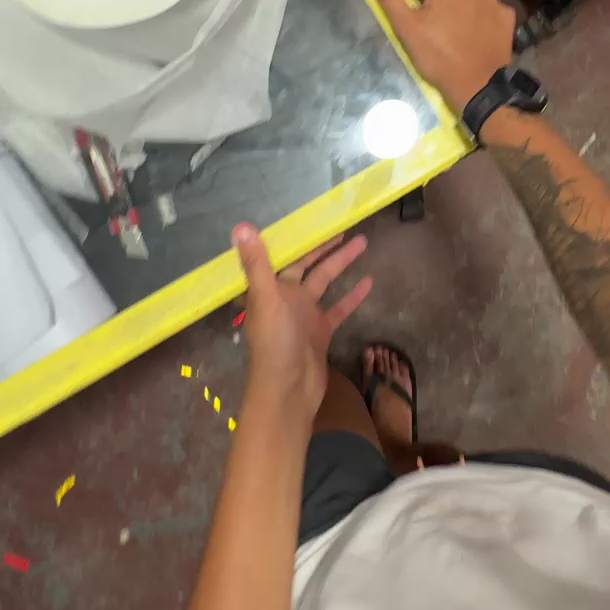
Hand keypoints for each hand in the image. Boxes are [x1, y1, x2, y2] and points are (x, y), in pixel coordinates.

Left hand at [232, 224, 371, 420]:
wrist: (288, 391)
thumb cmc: (274, 344)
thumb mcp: (266, 299)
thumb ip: (256, 263)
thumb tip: (240, 227)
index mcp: (271, 289)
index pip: (286, 255)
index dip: (299, 237)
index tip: (314, 218)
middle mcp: (287, 298)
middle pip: (309, 265)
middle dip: (326, 246)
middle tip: (346, 226)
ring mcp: (305, 315)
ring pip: (326, 282)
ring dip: (342, 263)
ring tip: (363, 242)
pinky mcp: (321, 331)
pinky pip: (339, 307)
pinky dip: (352, 295)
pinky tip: (369, 282)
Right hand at [361, 0, 514, 109]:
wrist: (476, 85)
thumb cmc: (436, 55)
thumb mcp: (405, 25)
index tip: (419, 4)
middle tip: (436, 26)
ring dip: (463, 7)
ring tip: (457, 35)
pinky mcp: (507, 16)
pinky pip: (490, 10)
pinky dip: (483, 19)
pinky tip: (477, 39)